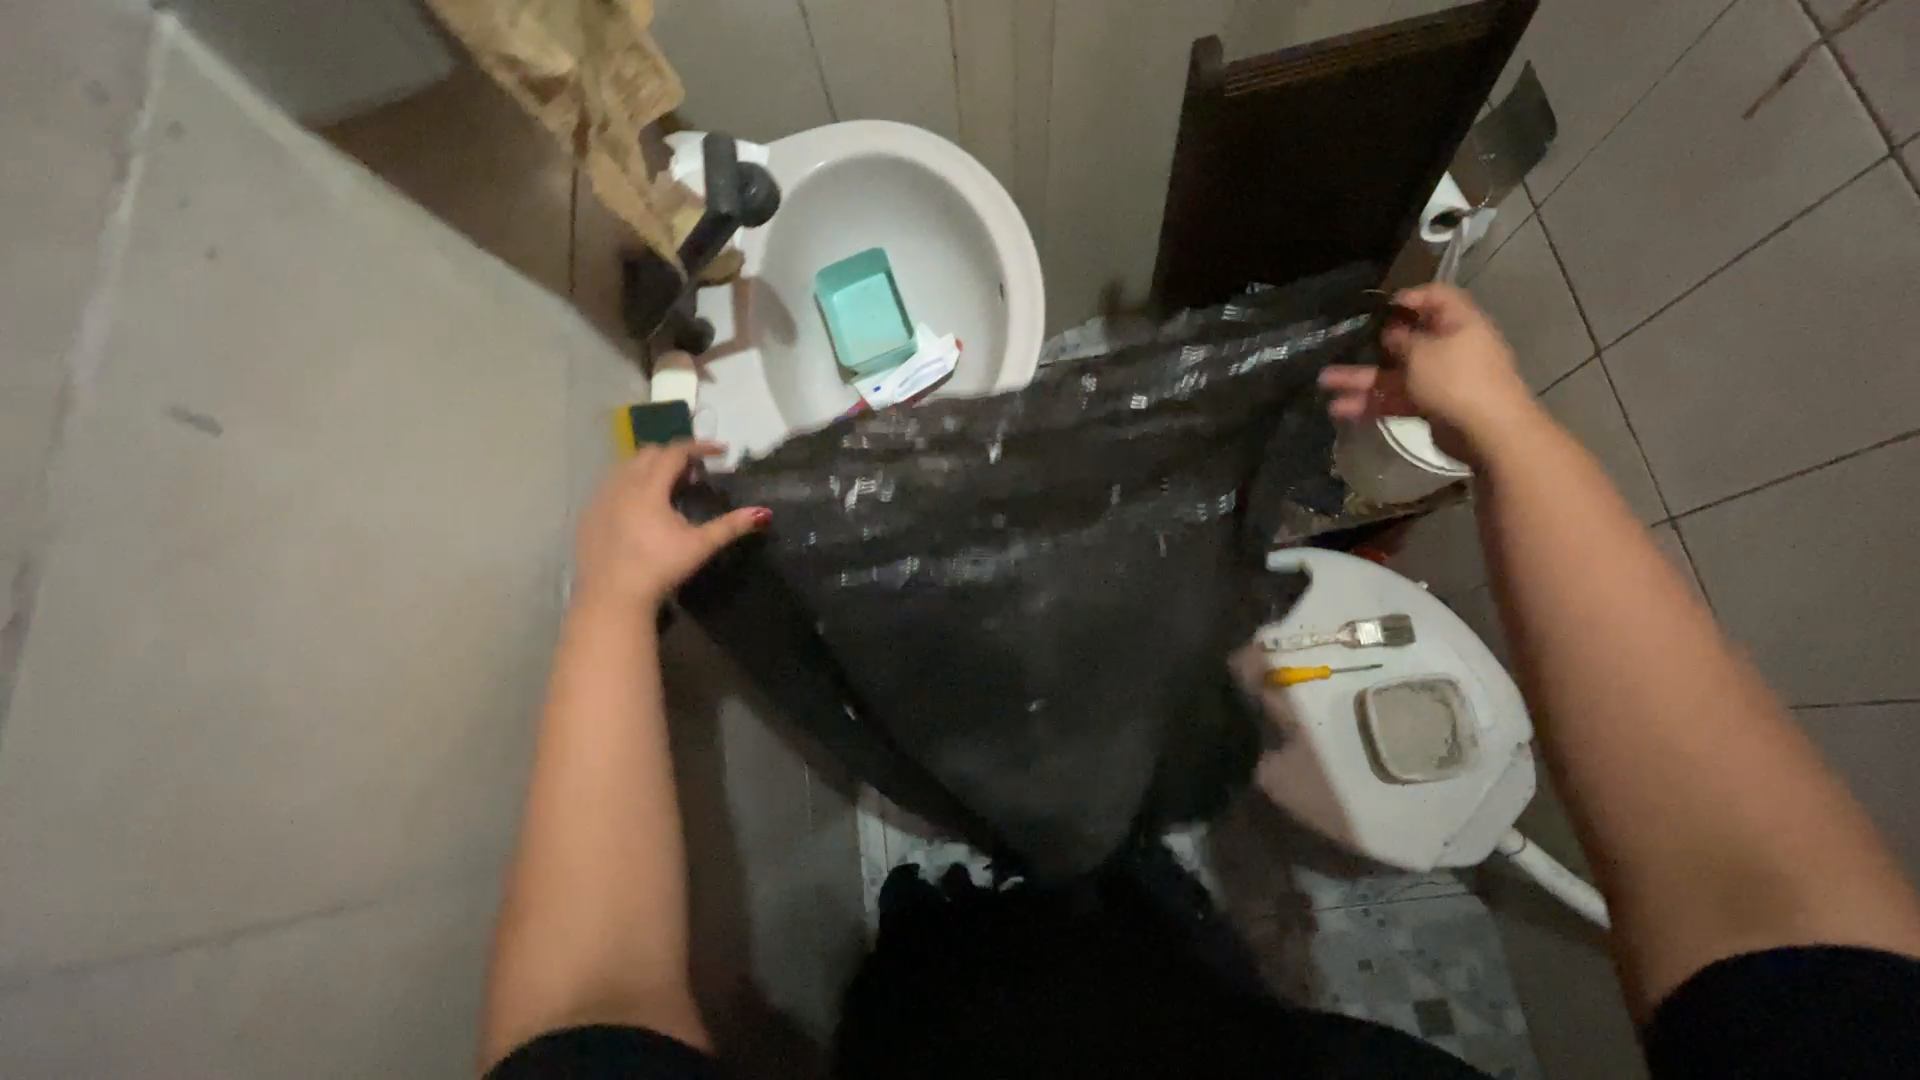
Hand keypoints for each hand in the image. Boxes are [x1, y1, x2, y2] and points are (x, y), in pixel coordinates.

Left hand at [572, 440, 768, 608]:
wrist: (612, 596)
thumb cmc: (659, 568)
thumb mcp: (699, 546)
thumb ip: (731, 525)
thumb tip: (764, 513)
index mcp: (649, 488)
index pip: (675, 452)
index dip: (700, 446)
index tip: (721, 451)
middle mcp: (621, 484)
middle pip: (649, 453)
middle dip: (674, 455)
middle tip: (695, 474)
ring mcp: (600, 498)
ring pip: (627, 467)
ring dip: (650, 468)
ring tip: (669, 489)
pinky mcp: (589, 514)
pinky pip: (611, 486)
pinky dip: (630, 485)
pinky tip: (640, 509)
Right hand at [1319, 284, 1538, 460]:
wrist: (1487, 431)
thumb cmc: (1457, 379)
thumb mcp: (1423, 351)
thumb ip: (1401, 339)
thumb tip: (1390, 333)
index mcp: (1458, 324)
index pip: (1437, 298)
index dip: (1410, 298)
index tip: (1380, 307)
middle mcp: (1449, 348)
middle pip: (1407, 340)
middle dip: (1372, 344)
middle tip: (1342, 344)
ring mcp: (1438, 379)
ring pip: (1394, 374)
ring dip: (1360, 379)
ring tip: (1324, 383)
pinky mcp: (1428, 406)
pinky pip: (1395, 400)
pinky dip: (1370, 404)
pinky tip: (1340, 409)